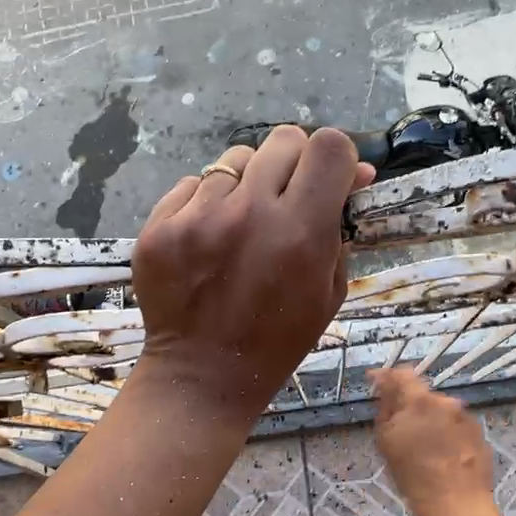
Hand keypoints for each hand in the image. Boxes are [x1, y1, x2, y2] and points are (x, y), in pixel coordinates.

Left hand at [131, 126, 373, 416]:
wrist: (204, 376)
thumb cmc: (279, 339)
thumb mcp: (329, 290)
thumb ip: (341, 226)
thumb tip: (356, 171)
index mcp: (301, 232)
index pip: (328, 146)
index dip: (333, 159)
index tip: (326, 179)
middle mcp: (250, 214)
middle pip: (283, 140)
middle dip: (292, 163)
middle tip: (285, 197)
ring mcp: (198, 218)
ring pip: (234, 161)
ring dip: (246, 184)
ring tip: (240, 224)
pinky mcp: (160, 227)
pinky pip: (192, 185)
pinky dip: (205, 204)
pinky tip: (207, 240)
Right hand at [370, 367, 494, 515]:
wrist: (456, 503)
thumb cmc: (413, 475)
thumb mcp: (386, 442)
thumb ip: (385, 411)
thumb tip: (386, 394)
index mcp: (420, 400)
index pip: (402, 374)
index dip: (387, 376)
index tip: (377, 383)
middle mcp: (446, 401)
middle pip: (423, 394)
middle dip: (410, 404)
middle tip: (401, 424)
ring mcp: (465, 416)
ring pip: (441, 410)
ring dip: (430, 419)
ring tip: (425, 445)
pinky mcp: (479, 433)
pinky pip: (456, 425)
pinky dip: (447, 432)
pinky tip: (443, 454)